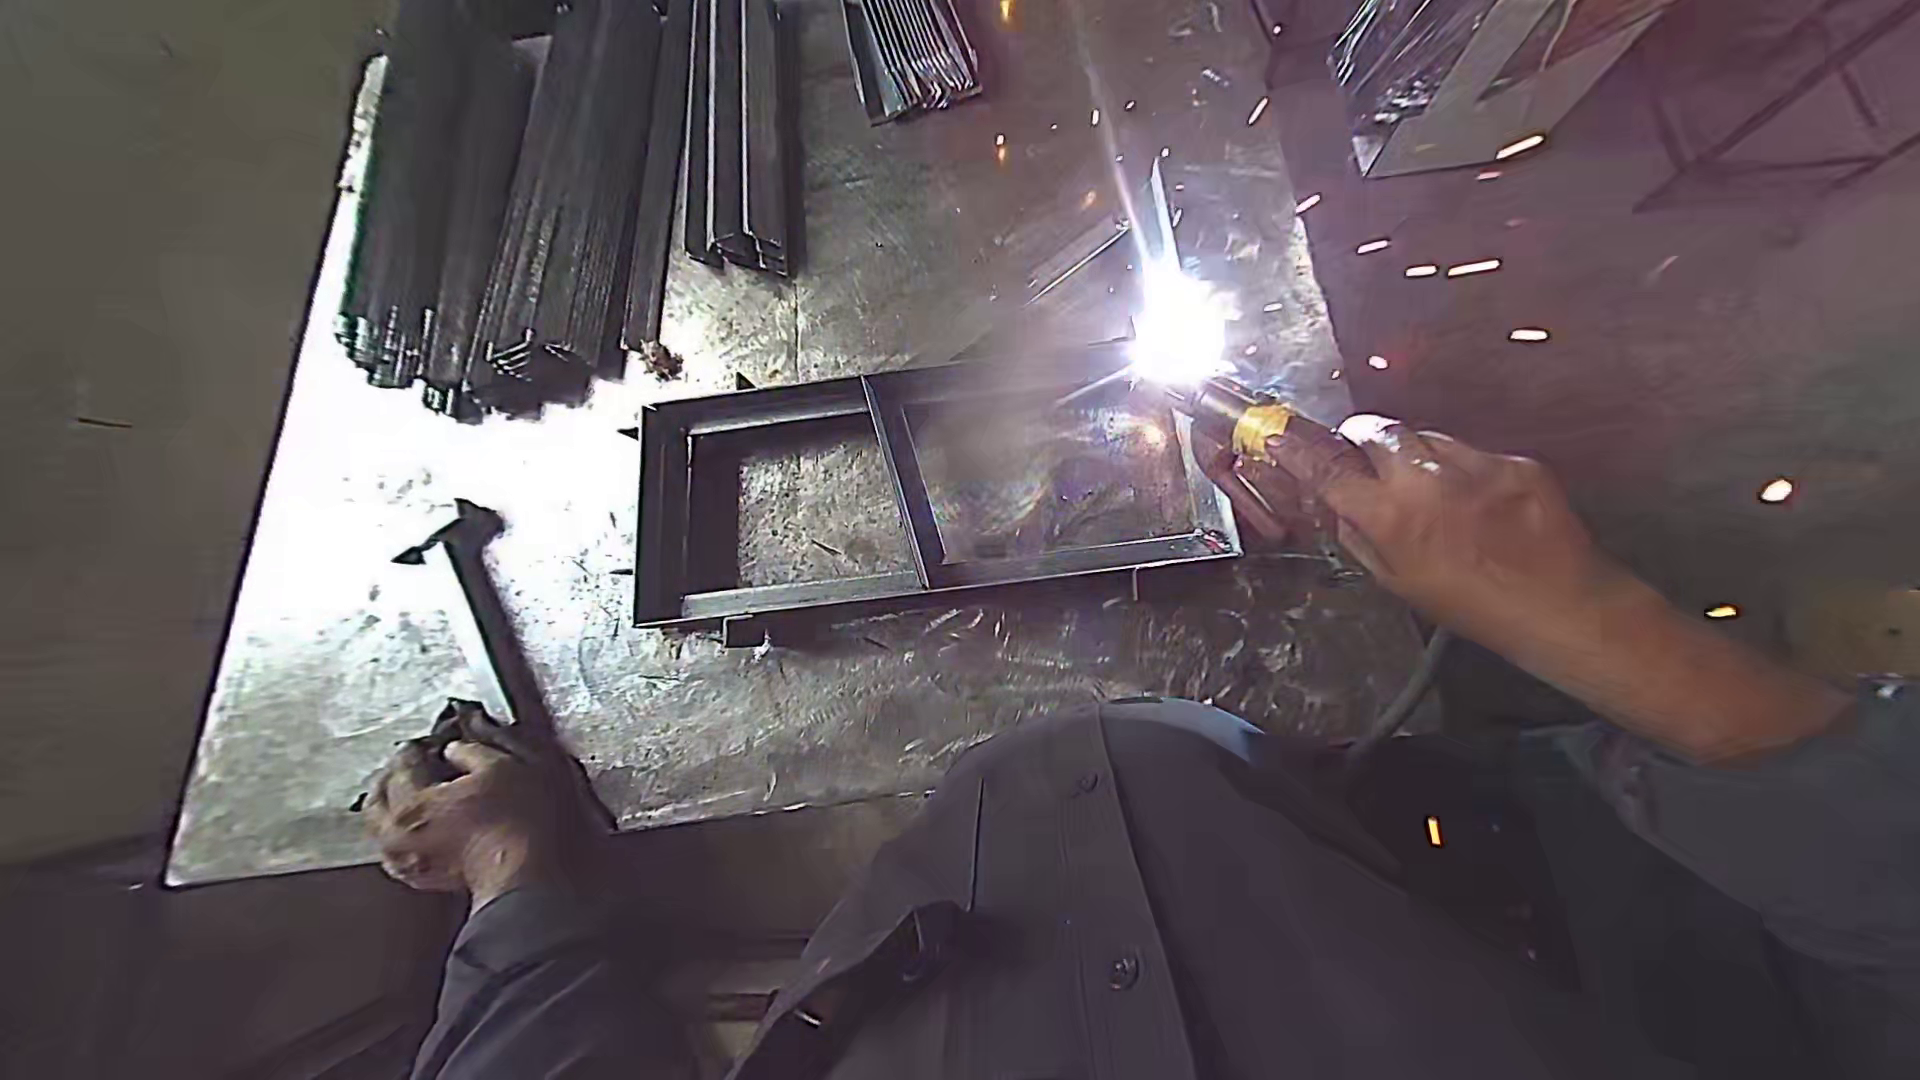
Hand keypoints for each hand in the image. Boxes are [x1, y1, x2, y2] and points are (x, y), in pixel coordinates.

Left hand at [365, 709, 611, 909]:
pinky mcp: (419, 875)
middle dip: (396, 774)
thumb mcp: (510, 765)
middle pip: (379, 795)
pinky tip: (428, 817)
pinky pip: (396, 842)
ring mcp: (405, 858)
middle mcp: (398, 833)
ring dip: (395, 800)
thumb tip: (458, 747)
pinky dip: (404, 824)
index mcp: (415, 803)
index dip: (419, 747)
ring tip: (419, 787)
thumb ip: (477, 749)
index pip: (404, 764)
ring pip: (381, 822)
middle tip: (416, 760)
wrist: (527, 868)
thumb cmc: (522, 819)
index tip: (432, 739)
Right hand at [1253, 418, 1628, 652]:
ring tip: (1421, 481)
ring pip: (1423, 435)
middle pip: (1376, 430)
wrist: (1560, 605)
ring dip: (1408, 450)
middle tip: (1356, 450)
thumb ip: (1357, 535)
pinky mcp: (1515, 462)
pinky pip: (1469, 451)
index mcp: (1389, 515)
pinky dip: (1457, 466)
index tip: (1280, 438)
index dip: (1298, 452)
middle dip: (1359, 435)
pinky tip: (1469, 496)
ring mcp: (1476, 465)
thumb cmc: (1466, 602)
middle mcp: (1428, 480)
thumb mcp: (1392, 578)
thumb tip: (1339, 505)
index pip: (1328, 470)